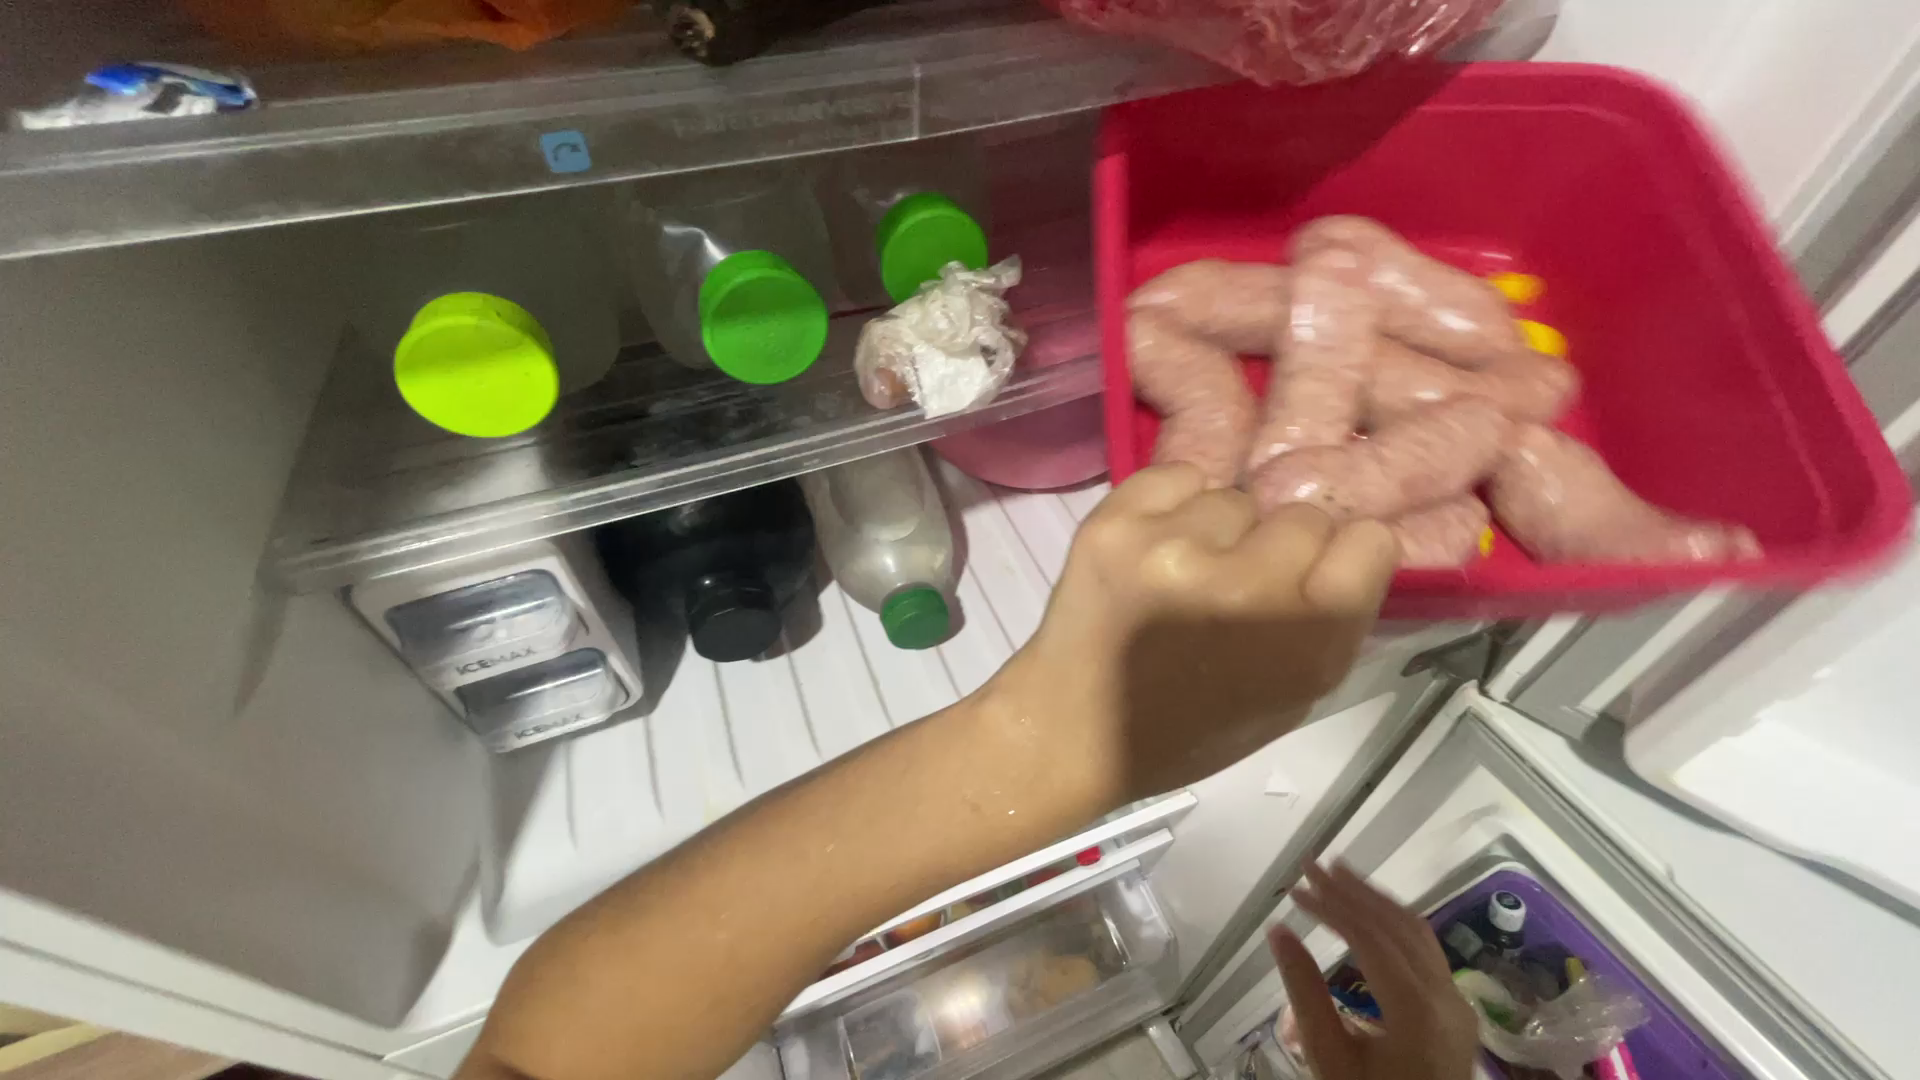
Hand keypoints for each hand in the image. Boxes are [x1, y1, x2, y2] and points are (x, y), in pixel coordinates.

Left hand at [988, 463, 1396, 810]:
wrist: (1075, 729)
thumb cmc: (1189, 728)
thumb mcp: (1293, 697)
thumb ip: (1333, 621)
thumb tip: (1344, 545)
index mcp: (1305, 638)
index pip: (1367, 541)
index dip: (1339, 558)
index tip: (1309, 576)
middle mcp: (1245, 585)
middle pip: (1301, 515)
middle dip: (1276, 545)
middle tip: (1233, 583)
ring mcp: (1172, 548)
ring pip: (1232, 497)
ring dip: (1216, 528)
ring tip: (1181, 574)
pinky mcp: (1113, 525)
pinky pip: (1174, 477)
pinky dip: (1168, 505)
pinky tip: (1149, 549)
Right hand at [1269, 862, 1479, 1079]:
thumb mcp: (1329, 1057)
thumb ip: (1304, 991)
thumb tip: (1278, 930)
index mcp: (1417, 1011)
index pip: (1368, 938)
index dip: (1329, 906)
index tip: (1294, 888)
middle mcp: (1447, 998)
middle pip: (1396, 926)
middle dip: (1351, 891)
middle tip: (1312, 865)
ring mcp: (1458, 1004)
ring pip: (1417, 932)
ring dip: (1374, 899)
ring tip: (1338, 874)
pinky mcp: (1456, 1010)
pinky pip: (1427, 949)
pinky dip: (1394, 920)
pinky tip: (1370, 910)